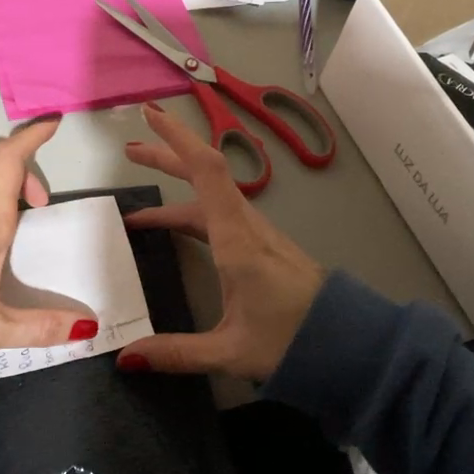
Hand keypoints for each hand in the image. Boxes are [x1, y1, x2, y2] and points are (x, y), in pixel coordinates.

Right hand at [117, 104, 324, 380]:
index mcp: (236, 240)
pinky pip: (219, 216)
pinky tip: (172, 230)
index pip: (207, 171)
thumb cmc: (292, 341)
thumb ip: (176, 353)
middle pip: (205, 175)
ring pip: (211, 197)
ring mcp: (256, 233)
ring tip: (137, 207)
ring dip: (177, 189)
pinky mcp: (261, 246)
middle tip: (130, 149)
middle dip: (167, 156)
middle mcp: (246, 226)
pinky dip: (189, 212)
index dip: (177, 139)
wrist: (348, 344)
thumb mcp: (230, 351)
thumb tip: (125, 358)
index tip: (151, 115)